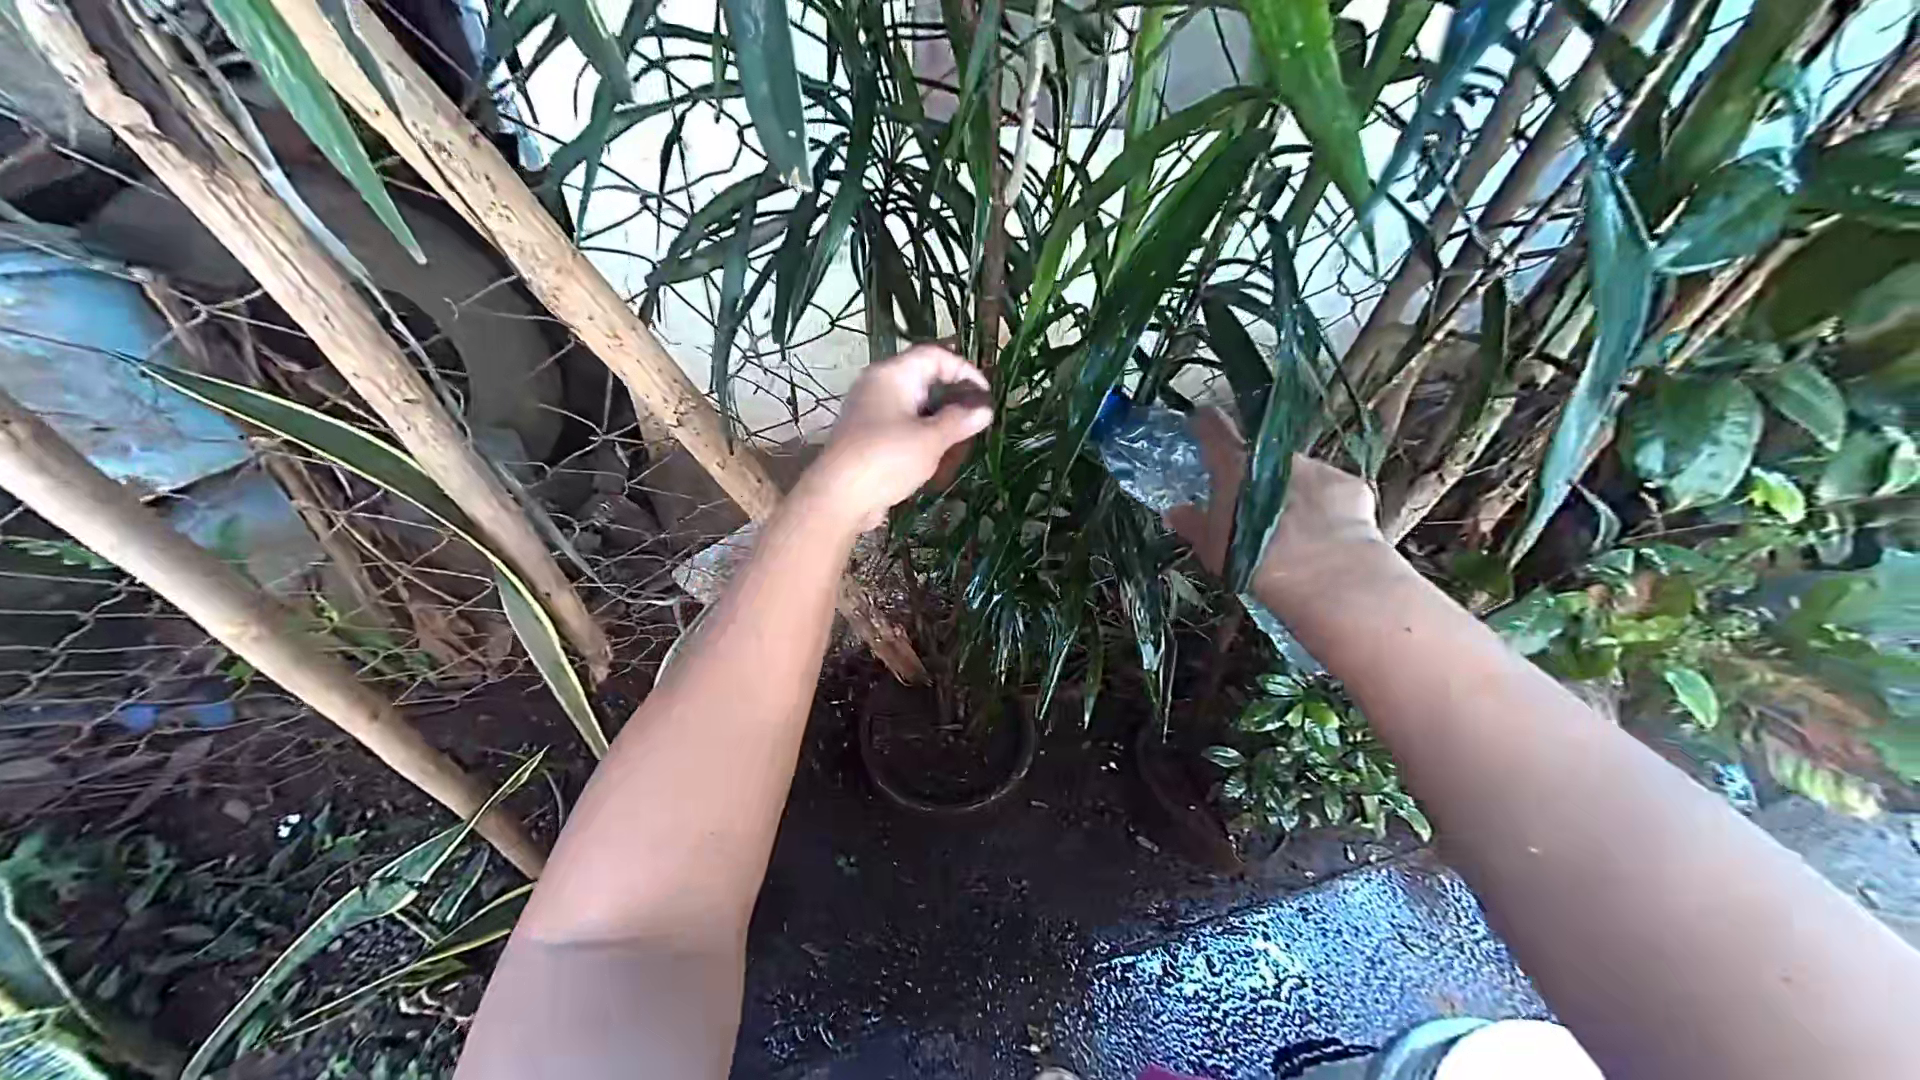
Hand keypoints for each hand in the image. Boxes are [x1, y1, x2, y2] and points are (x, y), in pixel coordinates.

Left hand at [799, 345, 992, 530]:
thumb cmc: (887, 458)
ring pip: (914, 405)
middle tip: (976, 420)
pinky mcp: (867, 434)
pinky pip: (902, 424)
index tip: (985, 395)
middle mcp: (878, 384)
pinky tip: (936, 456)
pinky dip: (922, 435)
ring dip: (940, 420)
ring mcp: (870, 409)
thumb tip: (984, 410)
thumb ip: (960, 421)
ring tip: (960, 442)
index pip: (936, 355)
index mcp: (893, 374)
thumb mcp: (931, 439)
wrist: (839, 496)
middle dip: (954, 399)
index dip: (965, 370)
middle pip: (924, 379)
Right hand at [1164, 407, 1386, 579]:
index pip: (1214, 428)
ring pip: (1296, 473)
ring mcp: (1317, 468)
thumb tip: (1175, 511)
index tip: (1201, 425)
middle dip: (1254, 476)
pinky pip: (1331, 490)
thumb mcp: (1214, 549)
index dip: (1205, 425)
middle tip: (1251, 508)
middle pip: (1259, 458)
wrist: (1326, 578)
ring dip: (1291, 491)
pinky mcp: (1350, 485)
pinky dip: (1326, 505)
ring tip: (1292, 527)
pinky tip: (1326, 532)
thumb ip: (1194, 525)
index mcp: (1235, 467)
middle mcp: (1275, 457)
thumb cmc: (1255, 561)